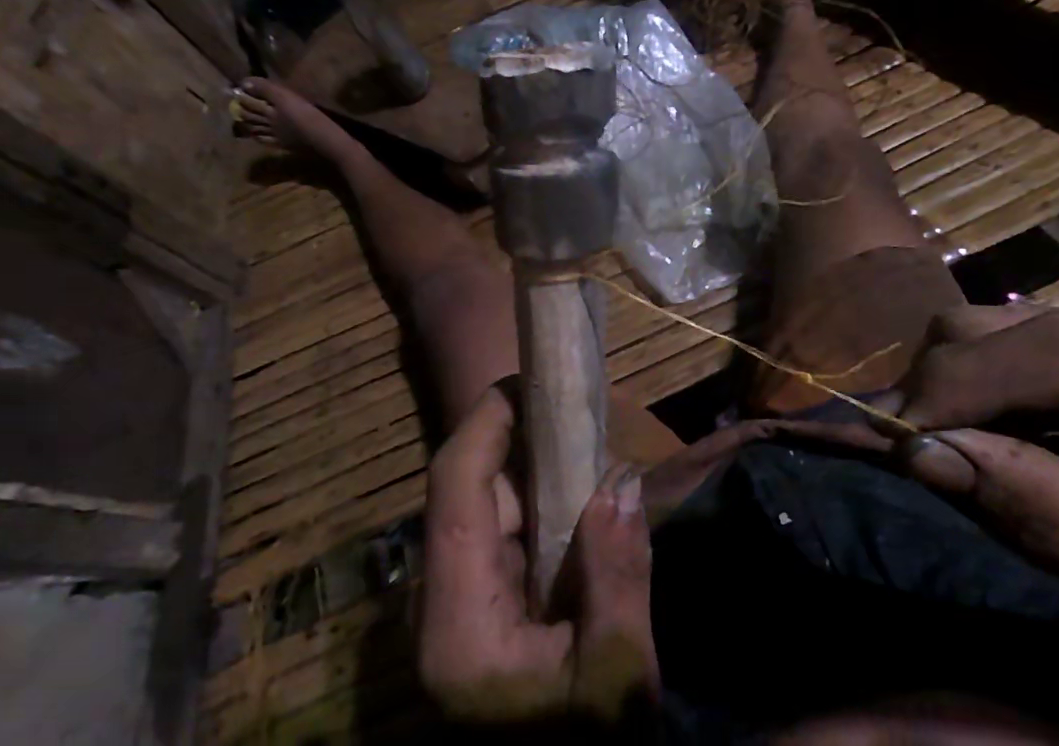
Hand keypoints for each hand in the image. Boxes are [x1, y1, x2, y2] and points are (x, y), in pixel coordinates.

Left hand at [418, 387, 658, 734]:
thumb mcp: (618, 679)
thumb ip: (619, 575)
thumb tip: (622, 481)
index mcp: (456, 619)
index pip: (453, 488)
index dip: (485, 423)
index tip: (526, 379)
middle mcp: (436, 604)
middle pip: (466, 495)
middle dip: (520, 448)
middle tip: (578, 418)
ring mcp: (452, 610)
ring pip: (484, 515)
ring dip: (532, 481)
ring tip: (585, 454)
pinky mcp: (472, 616)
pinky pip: (498, 543)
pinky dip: (535, 516)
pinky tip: (575, 510)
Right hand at [883, 306, 1058, 744]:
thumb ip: (1049, 520)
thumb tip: (916, 450)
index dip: (976, 381)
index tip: (894, 430)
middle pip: (1047, 327)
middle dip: (955, 382)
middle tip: (901, 445)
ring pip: (1021, 320)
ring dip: (959, 378)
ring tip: (940, 443)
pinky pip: (1025, 337)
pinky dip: (979, 380)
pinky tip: (982, 430)